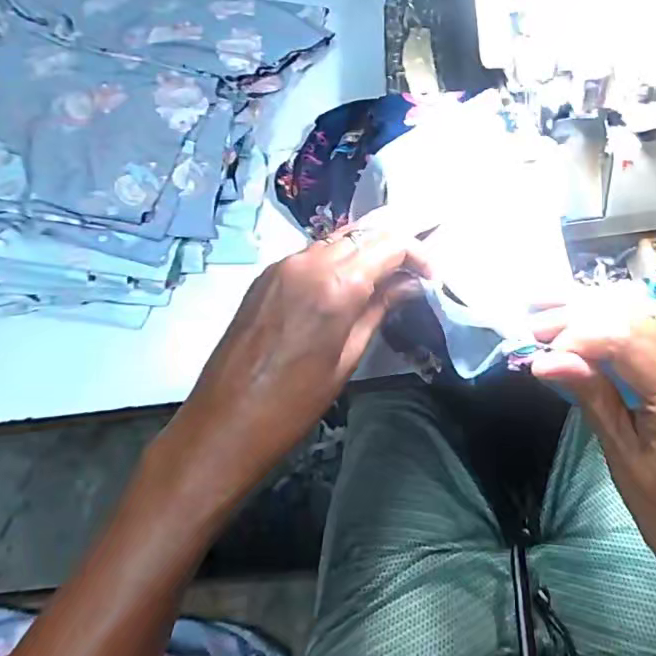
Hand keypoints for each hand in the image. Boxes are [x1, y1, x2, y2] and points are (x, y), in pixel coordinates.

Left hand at [165, 213, 432, 494]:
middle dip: (392, 247)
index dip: (417, 253)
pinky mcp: (265, 276)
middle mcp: (308, 262)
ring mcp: (282, 266)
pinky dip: (335, 262)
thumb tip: (408, 285)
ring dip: (363, 252)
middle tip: (411, 274)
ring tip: (382, 281)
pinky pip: (310, 255)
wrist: (224, 421)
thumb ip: (378, 310)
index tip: (431, 276)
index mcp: (336, 285)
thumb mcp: (347, 358)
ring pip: (336, 241)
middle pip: (362, 233)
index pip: (389, 243)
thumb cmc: (294, 403)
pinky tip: (345, 287)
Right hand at [529, 301, 655, 586]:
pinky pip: (651, 329)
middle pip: (633, 320)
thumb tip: (545, 360)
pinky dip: (614, 321)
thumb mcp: (619, 452)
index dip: (579, 336)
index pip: (626, 341)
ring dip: (594, 313)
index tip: (541, 349)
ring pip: (641, 317)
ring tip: (551, 314)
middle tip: (537, 324)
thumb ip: (590, 395)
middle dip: (581, 316)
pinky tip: (585, 320)